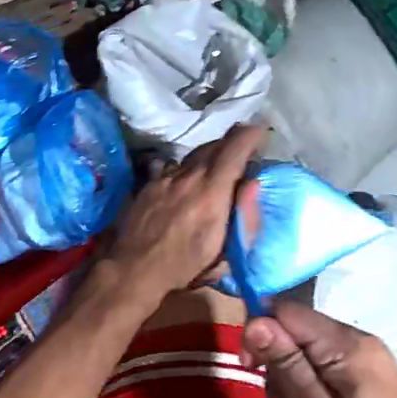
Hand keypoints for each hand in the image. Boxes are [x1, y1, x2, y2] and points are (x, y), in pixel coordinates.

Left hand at [100, 124, 265, 295]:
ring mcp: (164, 178)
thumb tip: (253, 183)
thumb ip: (244, 216)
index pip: (234, 149)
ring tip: (215, 166)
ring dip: (207, 157)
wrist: (135, 267)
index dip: (250, 135)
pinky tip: (184, 182)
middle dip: (231, 143)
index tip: (261, 129)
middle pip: (213, 147)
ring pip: (190, 157)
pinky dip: (184, 171)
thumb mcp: (225, 251)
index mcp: (211, 191)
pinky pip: (171, 168)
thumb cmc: (185, 266)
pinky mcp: (147, 184)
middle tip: (243, 148)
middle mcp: (187, 176)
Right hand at [242, 302, 396, 397]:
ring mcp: (375, 367)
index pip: (289, 312)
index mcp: (353, 347)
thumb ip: (287, 366)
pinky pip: (331, 373)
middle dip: (277, 362)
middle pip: (300, 332)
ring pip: (312, 354)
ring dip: (292, 382)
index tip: (247, 366)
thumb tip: (256, 321)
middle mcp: (366, 346)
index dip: (261, 332)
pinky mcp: (378, 389)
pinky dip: (312, 391)